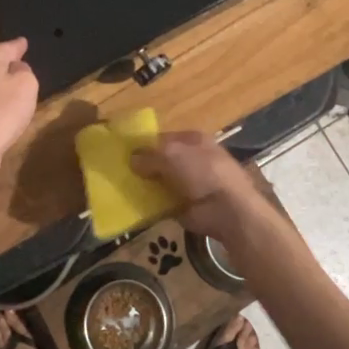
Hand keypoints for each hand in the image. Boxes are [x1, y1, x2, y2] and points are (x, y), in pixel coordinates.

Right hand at [131, 131, 272, 241]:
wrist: (227, 210)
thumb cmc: (202, 172)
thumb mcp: (172, 155)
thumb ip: (149, 156)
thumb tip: (131, 159)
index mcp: (193, 140)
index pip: (163, 138)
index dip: (145, 144)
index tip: (124, 153)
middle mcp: (193, 159)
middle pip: (162, 160)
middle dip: (144, 167)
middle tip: (120, 173)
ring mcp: (191, 184)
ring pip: (162, 181)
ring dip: (147, 186)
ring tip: (123, 189)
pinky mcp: (188, 206)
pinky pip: (164, 203)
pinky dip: (153, 205)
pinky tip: (136, 206)